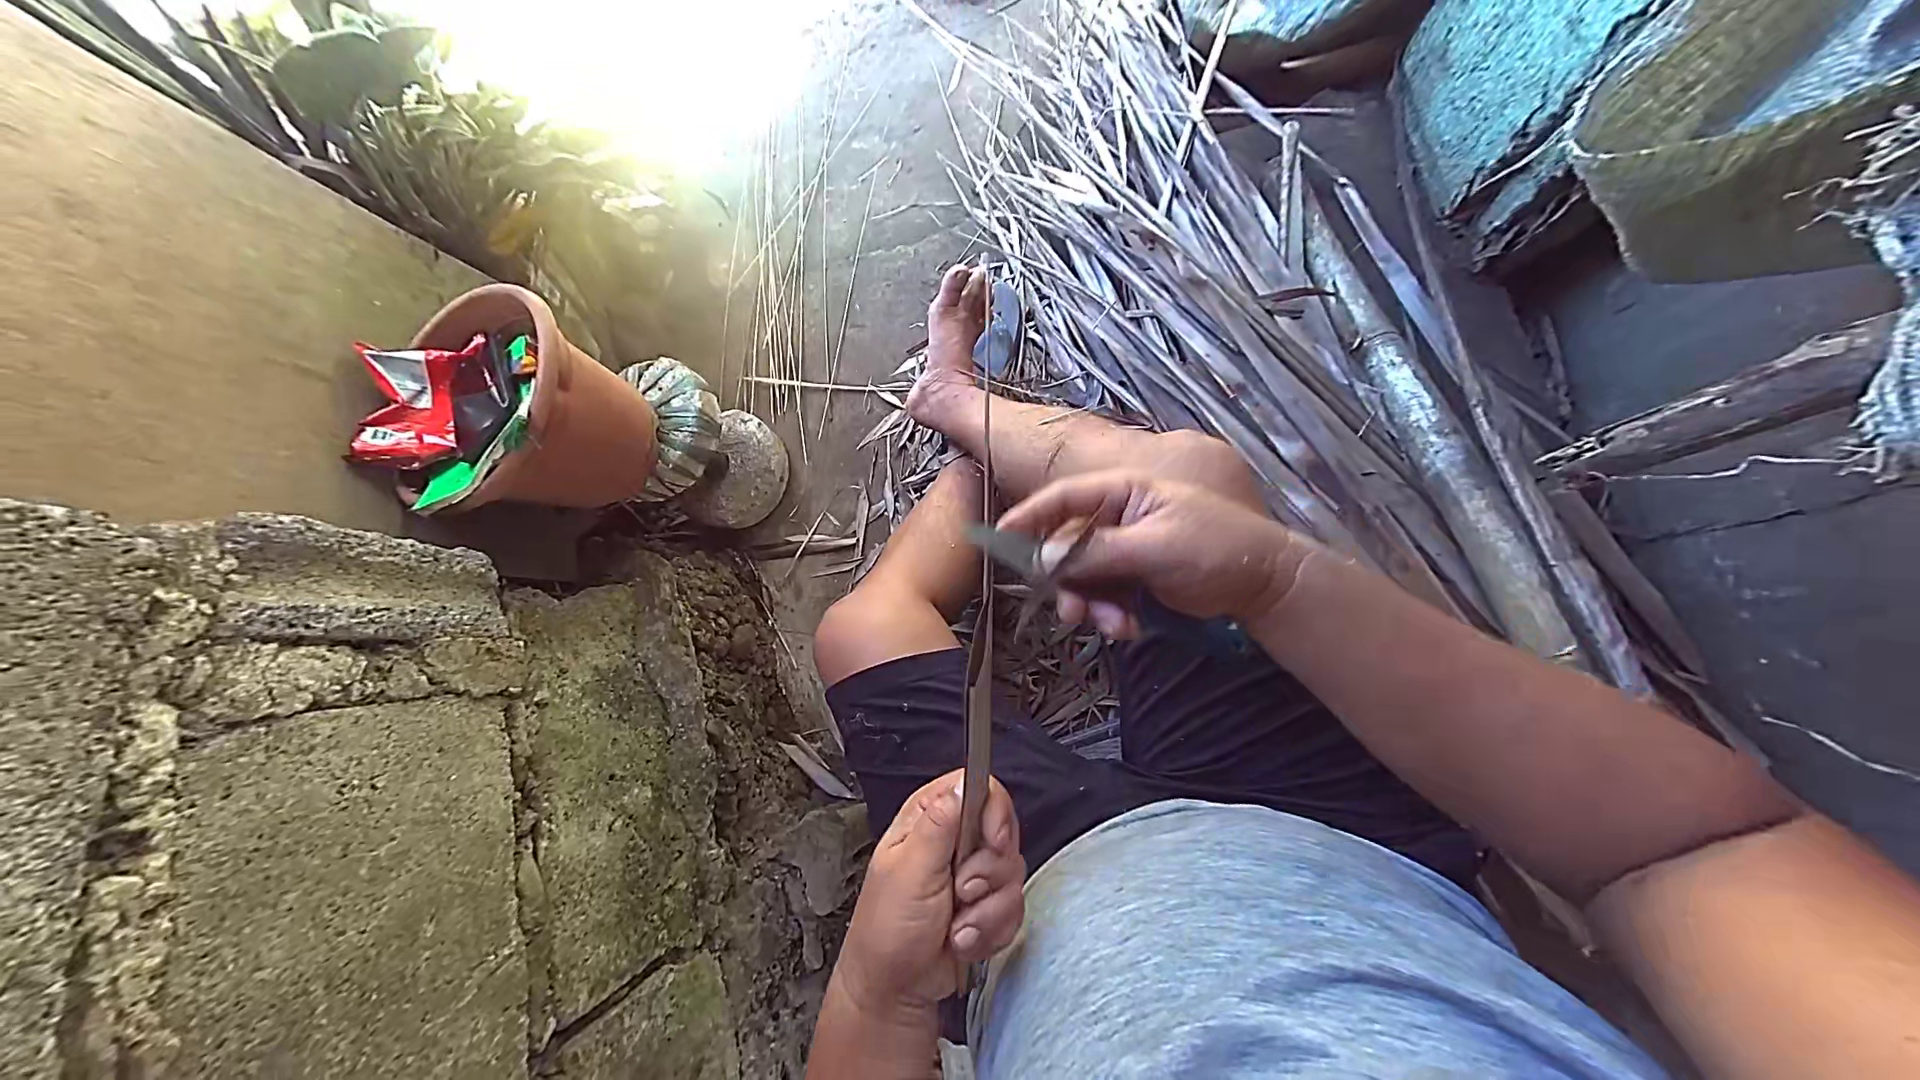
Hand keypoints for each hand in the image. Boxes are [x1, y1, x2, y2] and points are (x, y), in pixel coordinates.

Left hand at [838, 769, 1025, 1013]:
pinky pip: (1014, 907)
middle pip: (1004, 831)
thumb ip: (938, 825)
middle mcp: (955, 838)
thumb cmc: (886, 929)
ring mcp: (974, 871)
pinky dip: (991, 929)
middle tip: (961, 890)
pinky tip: (963, 938)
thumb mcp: (909, 870)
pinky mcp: (988, 903)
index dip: (995, 813)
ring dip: (986, 909)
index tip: (992, 842)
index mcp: (931, 816)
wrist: (895, 989)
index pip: (982, 790)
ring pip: (1012, 873)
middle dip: (989, 871)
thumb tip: (963, 784)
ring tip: (956, 924)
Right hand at [997, 470, 1312, 636]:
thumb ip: (1096, 551)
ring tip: (1111, 625)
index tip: (1000, 537)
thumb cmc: (1214, 547)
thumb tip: (1044, 558)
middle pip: (1066, 545)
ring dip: (1089, 604)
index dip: (1030, 516)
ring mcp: (1122, 548)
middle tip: (1069, 611)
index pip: (1064, 497)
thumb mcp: (1153, 545)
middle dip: (1065, 581)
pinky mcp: (1130, 577)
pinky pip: (1102, 595)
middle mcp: (1116, 516)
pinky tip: (1128, 628)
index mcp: (1122, 491)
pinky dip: (1108, 614)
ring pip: (1081, 576)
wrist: (1262, 583)